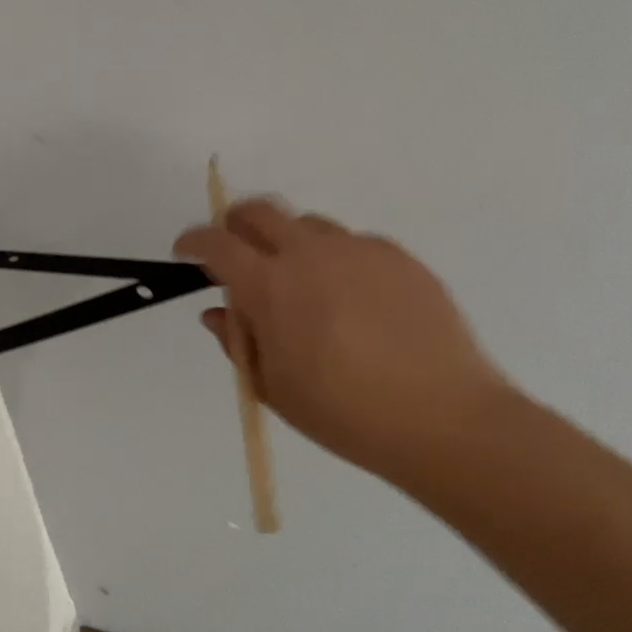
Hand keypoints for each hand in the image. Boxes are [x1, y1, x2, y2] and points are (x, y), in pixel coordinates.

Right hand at [174, 199, 513, 481]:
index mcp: (269, 285)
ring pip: (309, 225)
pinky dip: (337, 260)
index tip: (185, 252)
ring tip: (301, 283)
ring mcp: (359, 251)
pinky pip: (355, 245)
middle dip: (236, 223)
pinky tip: (352, 300)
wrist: (447, 420)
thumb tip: (220, 312)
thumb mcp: (272, 385)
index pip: (215, 243)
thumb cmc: (344, 412)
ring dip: (289, 242)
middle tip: (236, 252)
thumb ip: (238, 341)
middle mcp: (309, 254)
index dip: (193, 242)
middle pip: (260, 211)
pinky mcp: (401, 259)